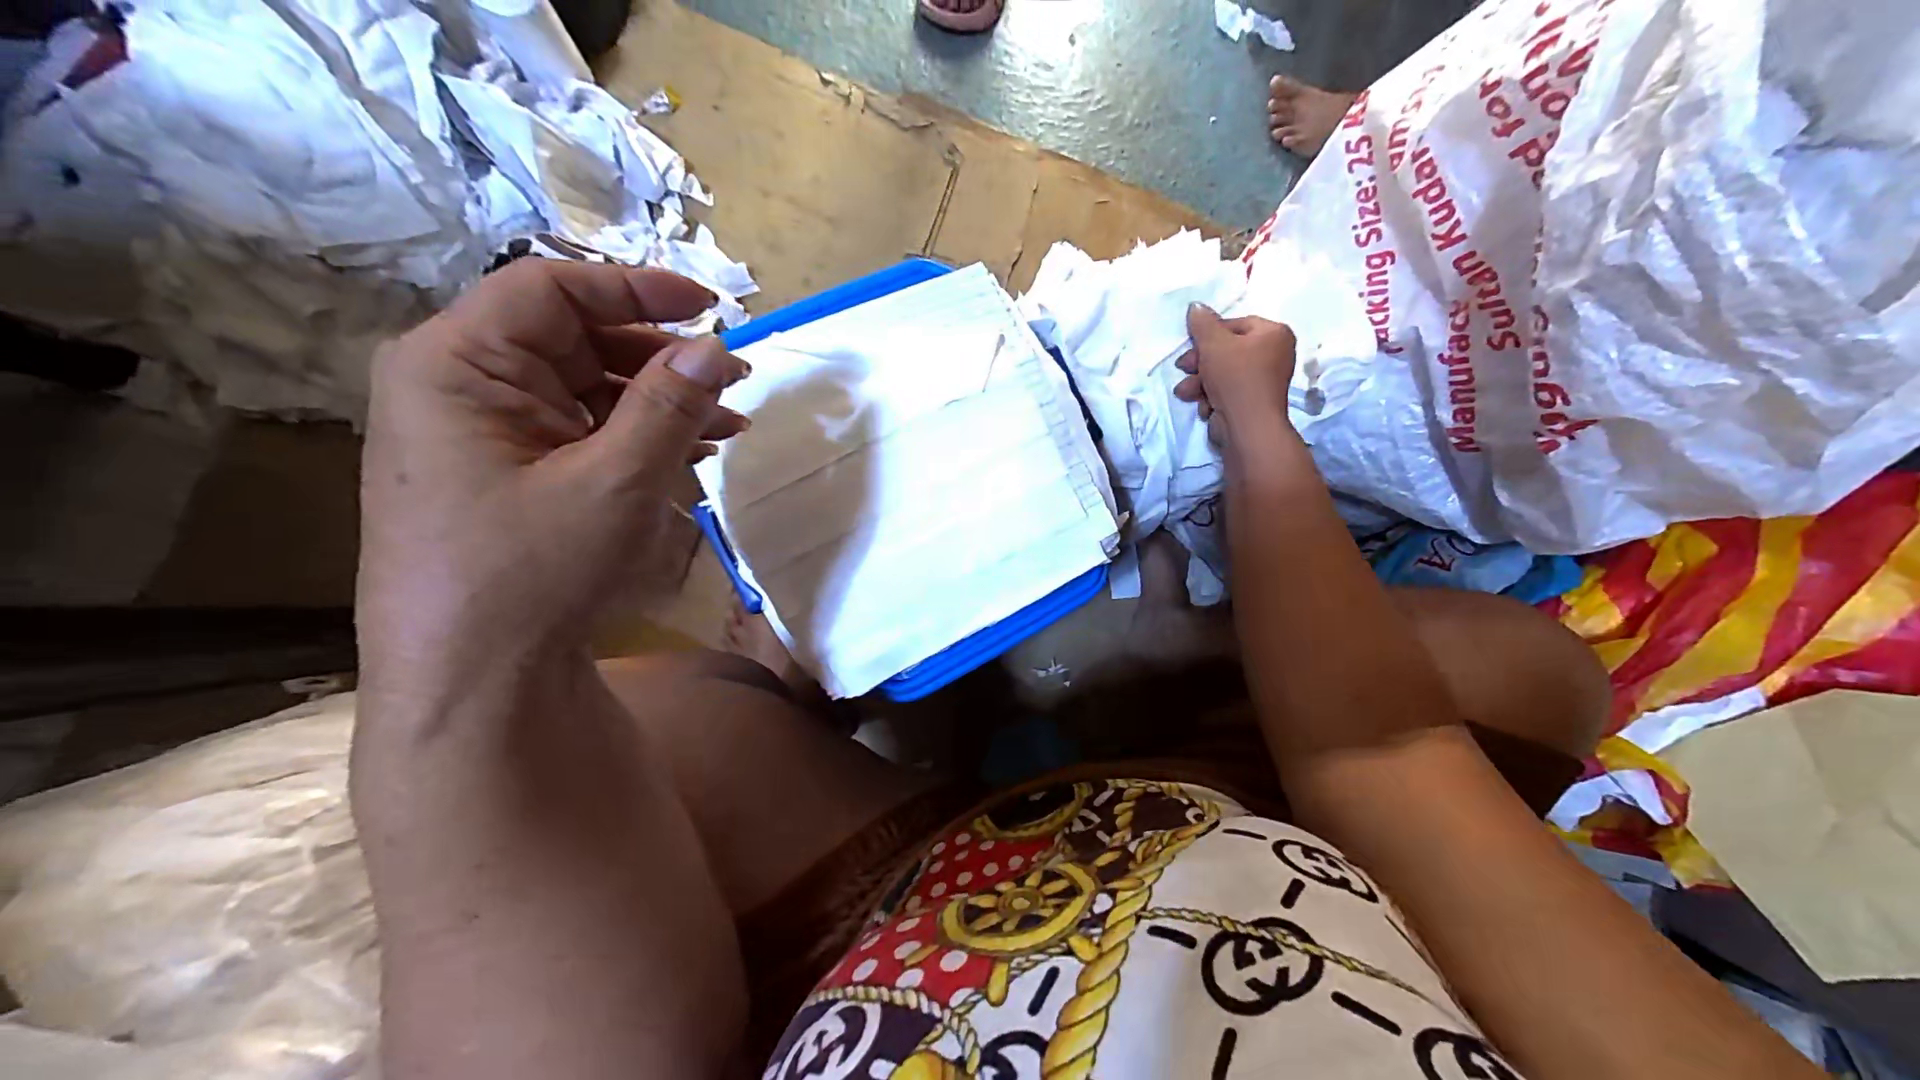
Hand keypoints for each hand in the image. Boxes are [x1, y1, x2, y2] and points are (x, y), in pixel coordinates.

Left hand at [355, 260, 748, 685]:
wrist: (473, 684)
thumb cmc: (530, 573)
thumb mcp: (614, 483)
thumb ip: (668, 406)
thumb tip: (717, 347)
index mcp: (457, 365)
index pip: (551, 290)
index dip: (636, 288)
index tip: (711, 309)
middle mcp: (461, 388)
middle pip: (572, 340)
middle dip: (659, 358)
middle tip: (732, 380)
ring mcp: (483, 437)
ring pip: (583, 391)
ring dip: (658, 403)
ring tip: (728, 426)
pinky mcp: (507, 477)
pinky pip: (578, 434)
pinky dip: (635, 439)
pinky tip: (690, 456)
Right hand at [1173, 303, 1297, 447]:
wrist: (1247, 426)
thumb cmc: (1235, 377)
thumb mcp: (1213, 344)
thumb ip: (1202, 323)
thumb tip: (1196, 306)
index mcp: (1274, 334)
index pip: (1235, 324)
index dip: (1208, 335)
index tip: (1190, 345)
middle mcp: (1274, 355)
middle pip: (1227, 351)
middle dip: (1200, 362)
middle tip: (1183, 368)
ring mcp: (1263, 381)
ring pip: (1222, 373)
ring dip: (1199, 382)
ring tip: (1186, 392)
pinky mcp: (1251, 402)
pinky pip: (1227, 392)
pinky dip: (1211, 397)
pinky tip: (1204, 405)